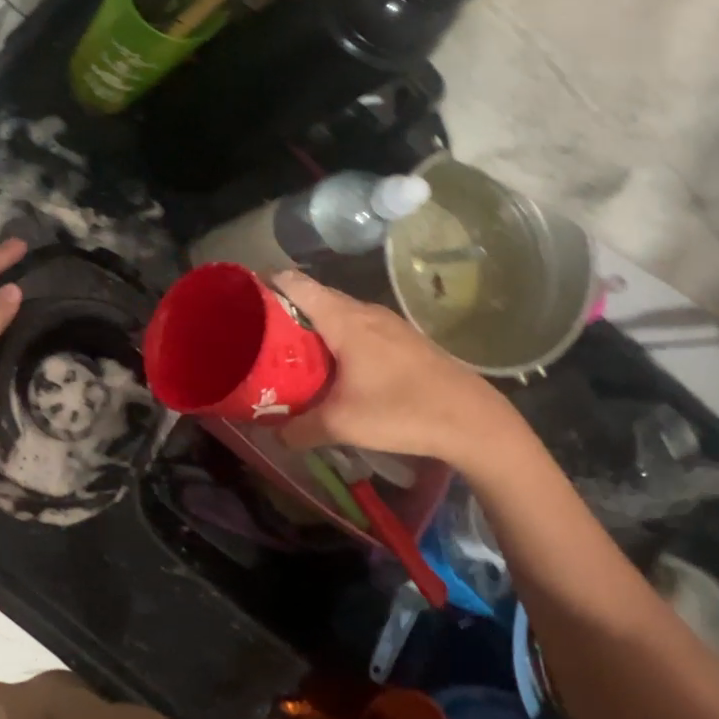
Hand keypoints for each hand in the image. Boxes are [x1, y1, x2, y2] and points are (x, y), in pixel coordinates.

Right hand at [270, 269, 531, 471]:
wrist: (475, 421)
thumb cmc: (402, 412)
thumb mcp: (341, 425)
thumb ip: (299, 429)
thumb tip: (274, 435)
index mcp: (344, 321)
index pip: (297, 284)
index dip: (267, 284)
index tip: (243, 299)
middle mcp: (365, 312)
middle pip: (315, 296)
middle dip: (285, 308)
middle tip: (258, 332)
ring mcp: (389, 324)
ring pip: (339, 313)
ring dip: (313, 325)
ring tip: (289, 349)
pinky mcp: (404, 340)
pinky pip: (358, 327)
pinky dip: (337, 336)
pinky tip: (333, 365)